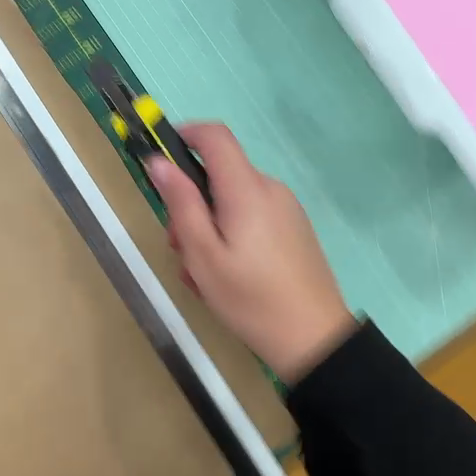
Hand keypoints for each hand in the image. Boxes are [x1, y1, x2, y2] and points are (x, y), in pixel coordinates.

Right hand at [147, 123, 355, 382]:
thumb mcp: (202, 254)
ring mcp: (285, 209)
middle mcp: (269, 189)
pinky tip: (226, 276)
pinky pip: (251, 217)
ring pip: (231, 200)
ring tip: (201, 274)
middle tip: (177, 247)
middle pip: (218, 175)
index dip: (183, 134)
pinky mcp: (293, 229)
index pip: (214, 136)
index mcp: (246, 189)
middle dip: (189, 202)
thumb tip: (159, 162)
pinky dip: (229, 235)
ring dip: (207, 225)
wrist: (315, 340)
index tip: (160, 158)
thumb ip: (180, 203)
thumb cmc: (250, 298)